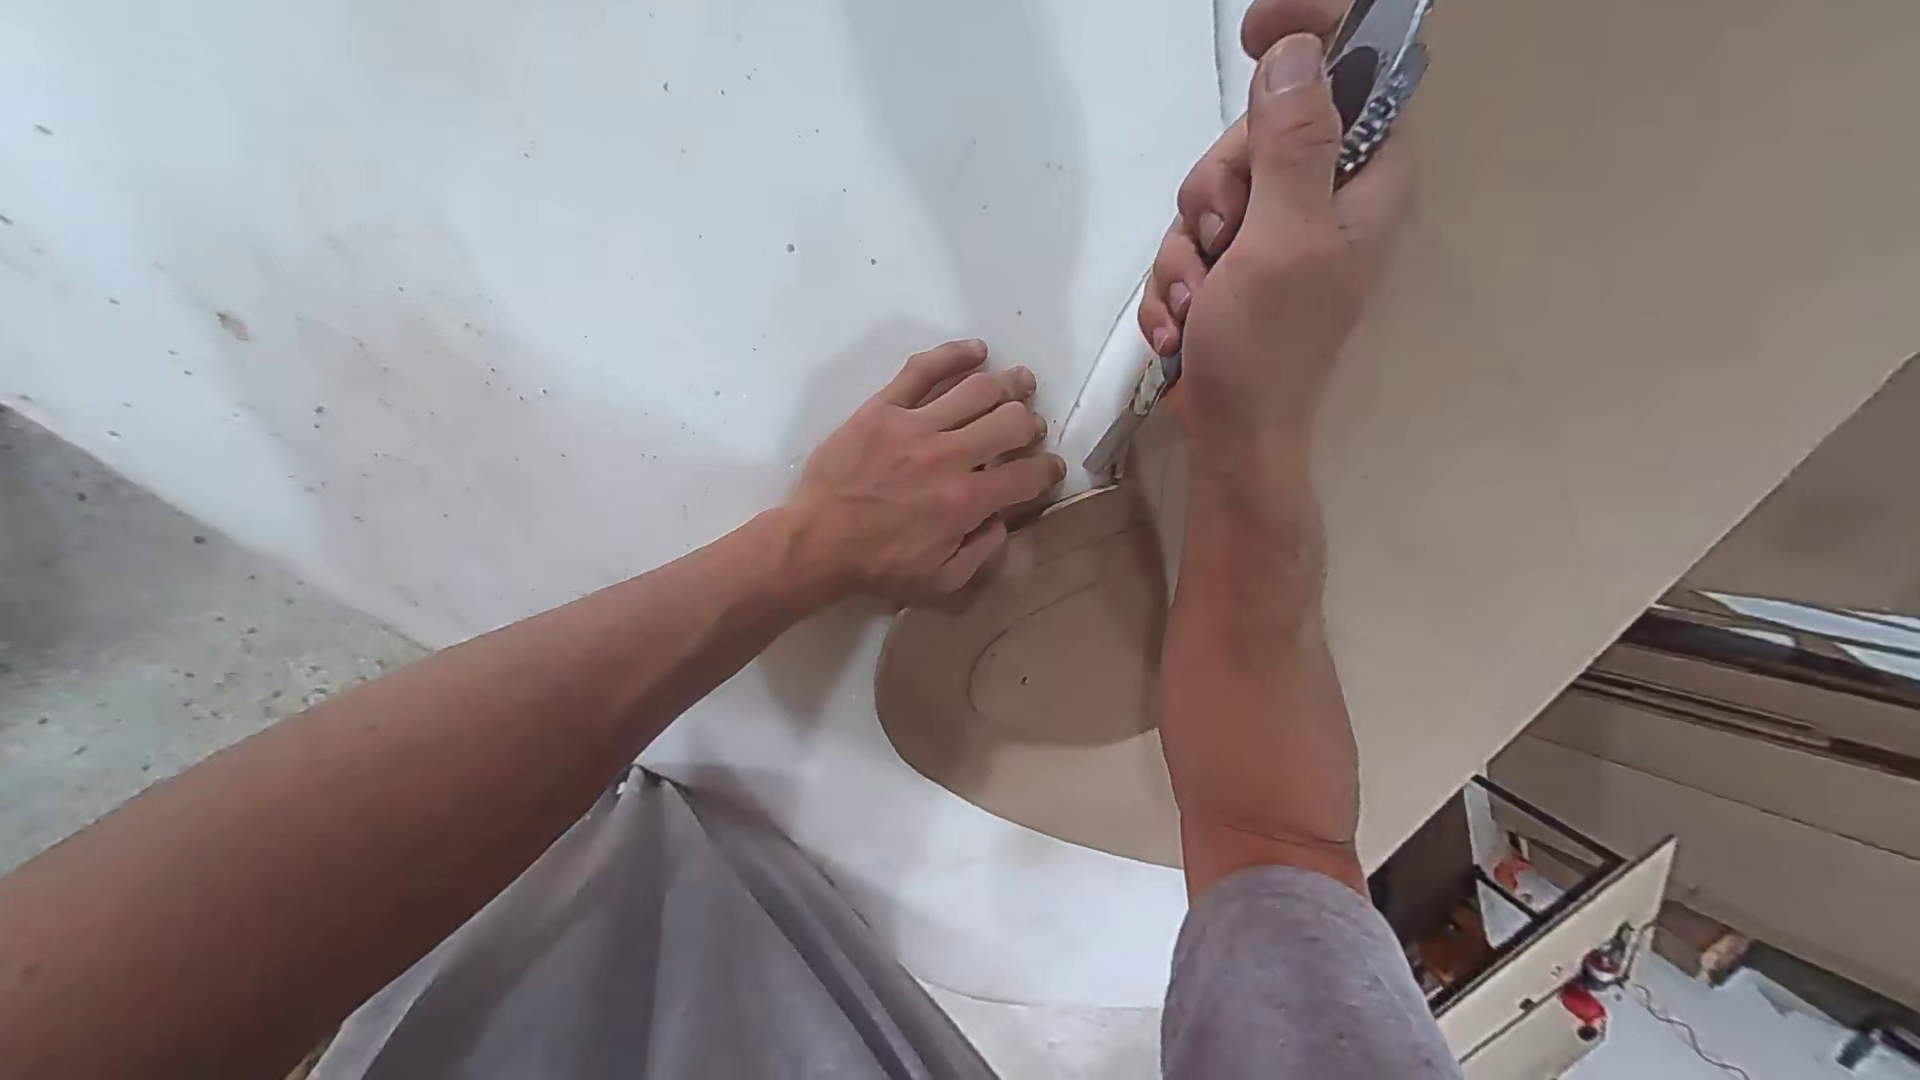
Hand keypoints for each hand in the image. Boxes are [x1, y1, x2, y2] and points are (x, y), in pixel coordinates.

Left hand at [785, 339, 1064, 600]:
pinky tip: (976, 351)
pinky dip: (955, 354)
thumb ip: (982, 552)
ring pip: (978, 389)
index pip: (1028, 475)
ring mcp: (915, 425)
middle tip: (1031, 426)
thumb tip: (1002, 520)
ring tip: (1021, 381)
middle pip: (1011, 421)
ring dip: (1009, 383)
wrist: (816, 541)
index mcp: (966, 502)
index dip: (1049, 469)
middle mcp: (949, 456)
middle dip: (1032, 423)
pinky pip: (923, 369)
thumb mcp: (941, 580)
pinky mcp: (883, 407)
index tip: (1051, 467)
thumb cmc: (878, 565)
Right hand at [1138, 0, 1409, 471]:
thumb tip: (1296, 54)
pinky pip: (1181, 249)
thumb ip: (1291, 146)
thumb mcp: (1282, 242)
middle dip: (1215, 193)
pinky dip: (1171, 290)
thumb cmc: (1268, 347)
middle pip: (1252, 139)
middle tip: (1219, 244)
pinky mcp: (1222, 275)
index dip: (1308, 41)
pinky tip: (1181, 327)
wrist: (1230, 431)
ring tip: (1195, 306)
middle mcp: (1313, 203)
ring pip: (1204, 199)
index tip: (1256, 31)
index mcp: (1358, 183)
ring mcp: (1263, 241)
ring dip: (1183, 256)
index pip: (1351, 75)